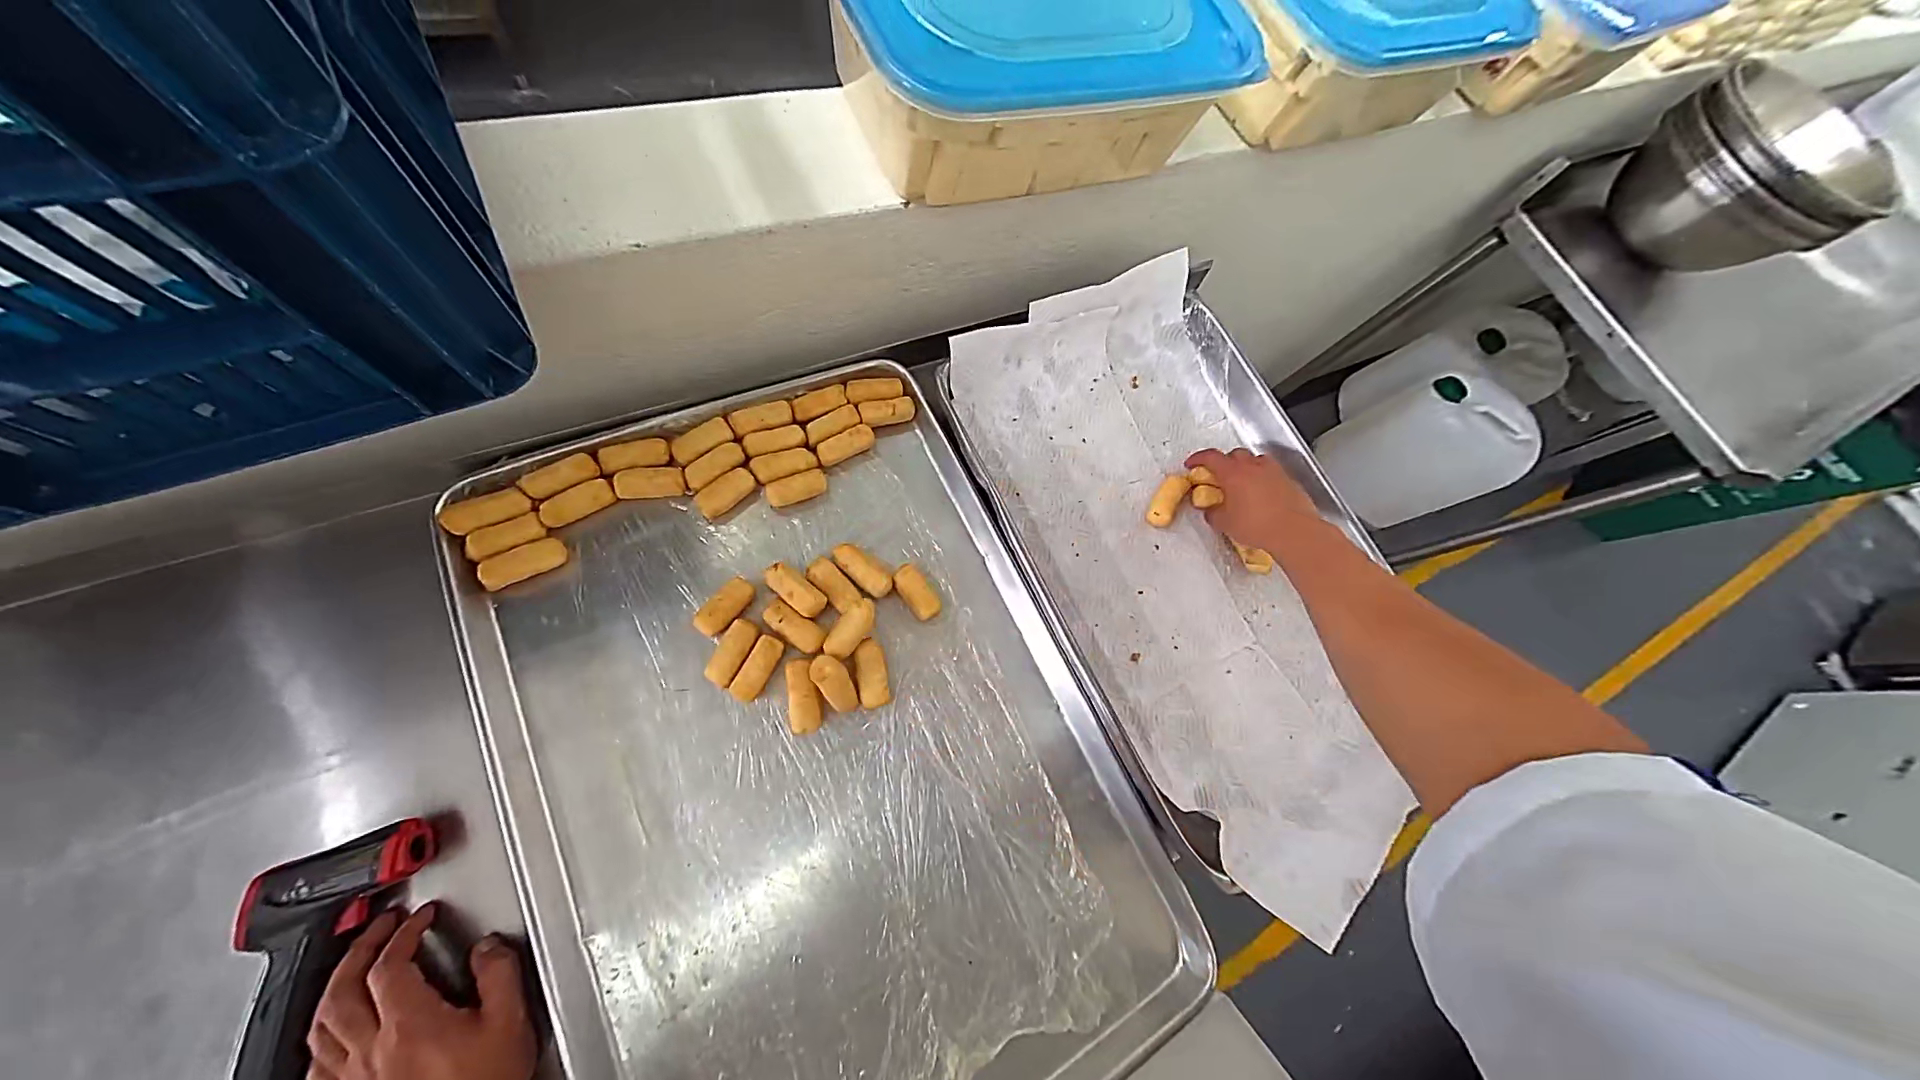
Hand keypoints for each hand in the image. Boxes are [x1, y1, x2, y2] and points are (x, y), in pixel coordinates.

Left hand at [308, 904, 536, 1079]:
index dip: (405, 933)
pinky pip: (317, 1068)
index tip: (421, 919)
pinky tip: (333, 1032)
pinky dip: (321, 1038)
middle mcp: (372, 1053)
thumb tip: (486, 947)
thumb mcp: (510, 1019)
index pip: (391, 966)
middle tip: (380, 928)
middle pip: (342, 992)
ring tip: (353, 967)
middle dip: (360, 950)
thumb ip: (499, 974)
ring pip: (319, 1029)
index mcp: (410, 1026)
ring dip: (333, 988)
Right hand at [1183, 447, 1324, 554]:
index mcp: (1233, 473)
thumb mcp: (1224, 523)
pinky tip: (1260, 493)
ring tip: (1240, 482)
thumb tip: (1210, 510)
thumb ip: (1212, 512)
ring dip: (1245, 467)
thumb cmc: (1258, 525)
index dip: (1198, 458)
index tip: (1192, 464)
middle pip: (1234, 454)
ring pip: (1255, 460)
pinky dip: (1262, 478)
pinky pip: (1271, 472)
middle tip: (1217, 476)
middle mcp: (1253, 466)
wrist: (1293, 531)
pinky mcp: (1288, 481)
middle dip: (1223, 462)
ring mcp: (1273, 471)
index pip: (1210, 457)